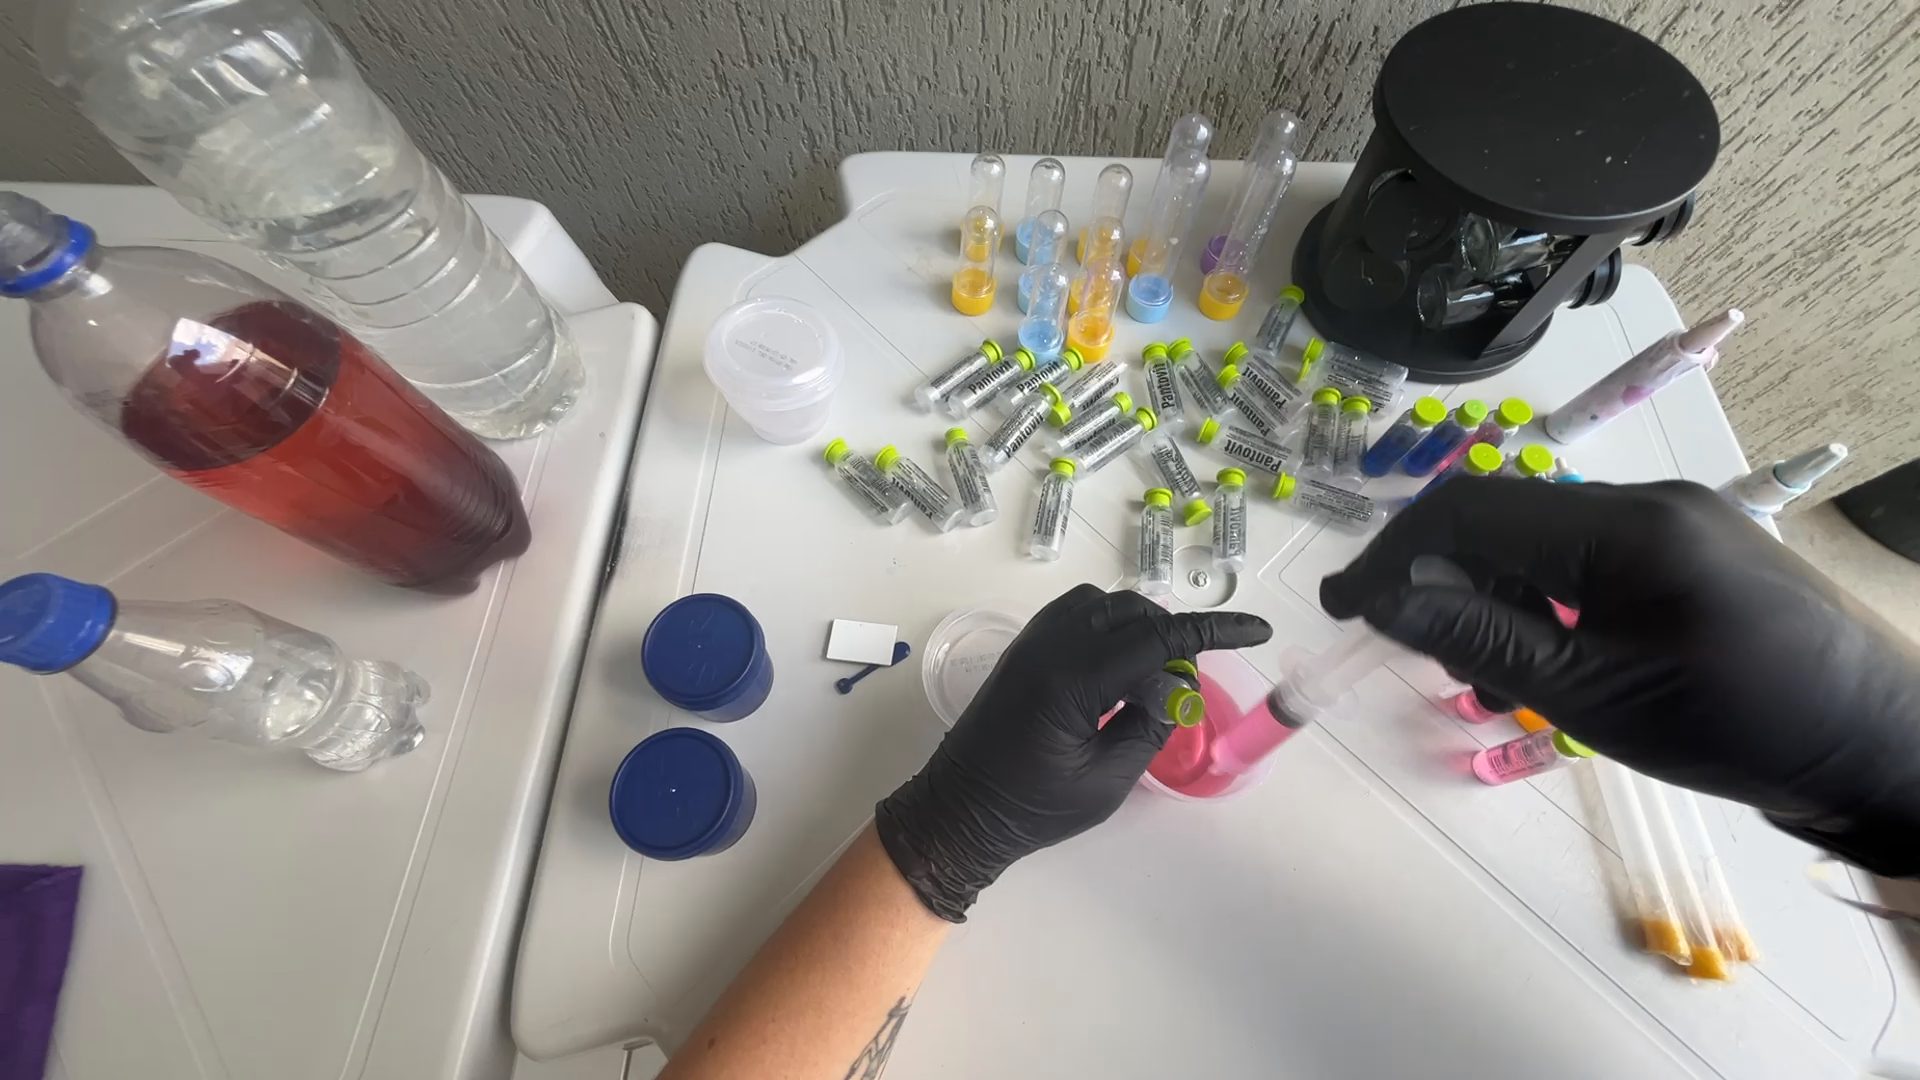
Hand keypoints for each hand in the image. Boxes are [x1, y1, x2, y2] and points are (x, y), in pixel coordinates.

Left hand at [876, 585, 1271, 919]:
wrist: (960, 809)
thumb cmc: (1033, 808)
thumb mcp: (1108, 780)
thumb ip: (1150, 726)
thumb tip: (1175, 688)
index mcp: (1071, 680)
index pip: (1156, 639)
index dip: (1213, 632)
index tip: (1256, 630)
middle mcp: (1049, 645)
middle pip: (1130, 612)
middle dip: (1172, 636)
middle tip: (1182, 685)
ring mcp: (1031, 641)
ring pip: (1101, 603)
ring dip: (1138, 626)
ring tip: (1151, 675)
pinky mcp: (1023, 647)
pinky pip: (1074, 613)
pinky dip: (1106, 625)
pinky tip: (1115, 667)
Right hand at [1320, 477, 1919, 876]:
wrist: (1889, 757)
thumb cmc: (1735, 726)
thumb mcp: (1584, 689)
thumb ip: (1471, 635)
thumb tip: (1374, 599)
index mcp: (1624, 526)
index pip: (1466, 510)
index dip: (1390, 554)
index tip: (1345, 604)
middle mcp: (1640, 501)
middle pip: (1492, 521)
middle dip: (1439, 584)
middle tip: (1429, 654)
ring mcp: (1662, 519)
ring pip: (1525, 541)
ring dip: (1484, 600)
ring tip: (1494, 674)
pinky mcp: (1675, 546)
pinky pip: (1569, 557)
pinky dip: (1531, 602)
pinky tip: (1542, 656)